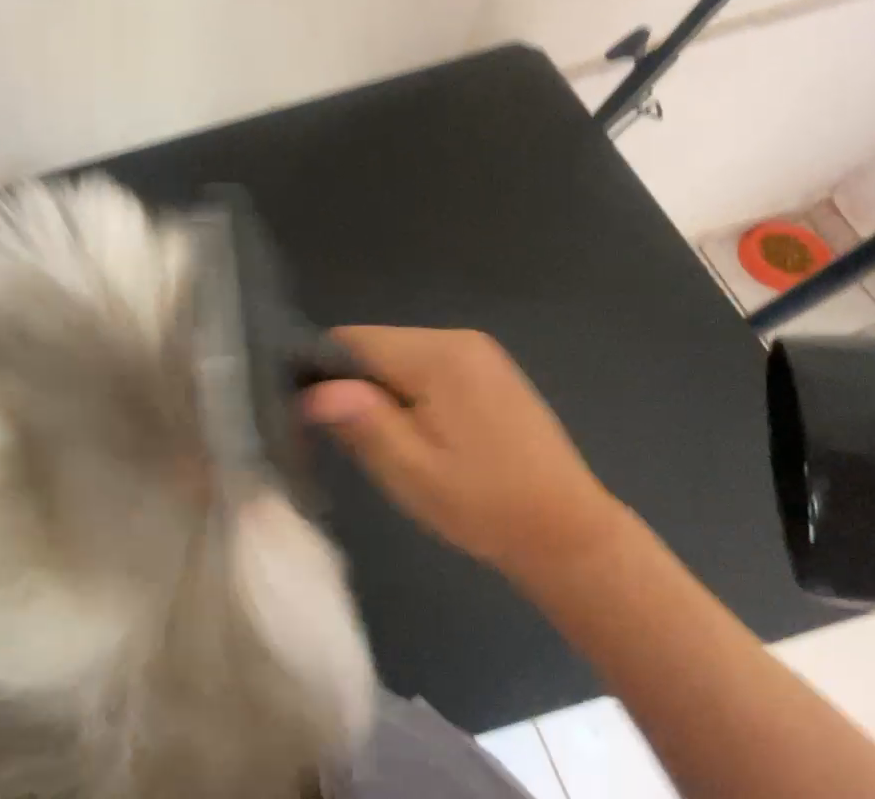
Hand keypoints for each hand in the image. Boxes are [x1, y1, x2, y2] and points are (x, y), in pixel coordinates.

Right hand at [302, 326, 634, 582]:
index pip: (350, 340)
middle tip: (349, 440)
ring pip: (396, 358)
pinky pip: (424, 368)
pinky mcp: (487, 372)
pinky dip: (406, 394)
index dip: (319, 371)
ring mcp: (478, 353)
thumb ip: (362, 422)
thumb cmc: (484, 506)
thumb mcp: (411, 471)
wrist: (567, 534)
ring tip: (383, 443)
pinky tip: (415, 435)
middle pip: (373, 345)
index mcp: (438, 356)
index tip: (307, 415)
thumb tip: (312, 390)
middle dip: (350, 385)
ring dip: (378, 392)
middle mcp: (458, 339)